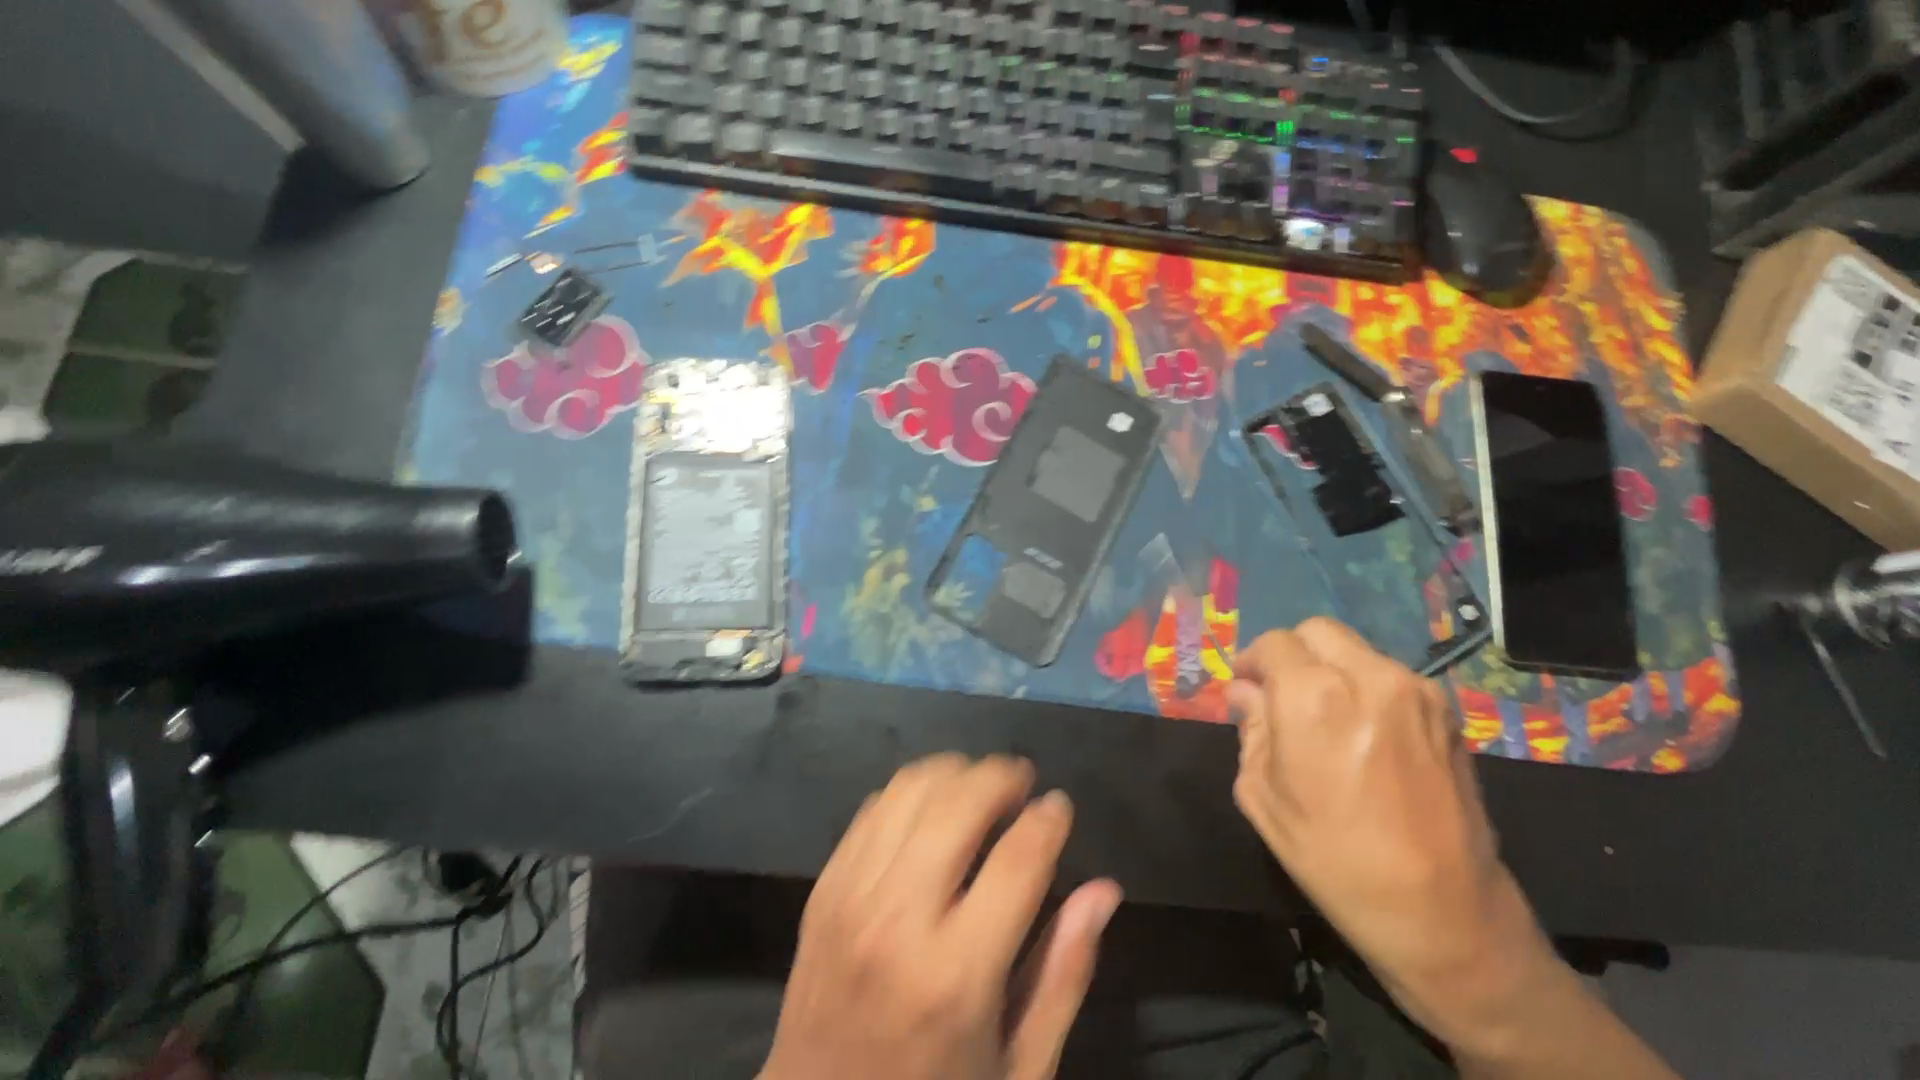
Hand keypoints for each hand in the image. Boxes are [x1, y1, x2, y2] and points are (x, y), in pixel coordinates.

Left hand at [760, 754, 1122, 1079]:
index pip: (1017, 860)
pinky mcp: (822, 889)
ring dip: (953, 773)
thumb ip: (1062, 974)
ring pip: (909, 792)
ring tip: (980, 786)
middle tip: (1023, 781)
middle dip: (1000, 776)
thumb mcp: (1019, 1063)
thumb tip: (1103, 891)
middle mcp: (899, 919)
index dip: (1048, 819)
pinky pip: (871, 811)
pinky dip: (908, 793)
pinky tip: (931, 808)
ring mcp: (851, 897)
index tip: (1060, 805)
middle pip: (958, 804)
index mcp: (958, 973)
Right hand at [1226, 619, 1561, 1051]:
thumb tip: (1247, 694)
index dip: (1252, 662)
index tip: (1247, 690)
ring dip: (1333, 669)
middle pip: (1318, 632)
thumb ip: (1251, 731)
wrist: (1441, 907)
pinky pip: (1392, 678)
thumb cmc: (1334, 858)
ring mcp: (1417, 691)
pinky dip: (1368, 689)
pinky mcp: (1448, 712)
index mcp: (1313, 697)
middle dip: (1293, 654)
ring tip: (1328, 719)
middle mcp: (1369, 677)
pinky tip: (1366, 736)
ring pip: (1359, 651)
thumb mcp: (1263, 798)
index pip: (1273, 644)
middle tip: (1282, 696)